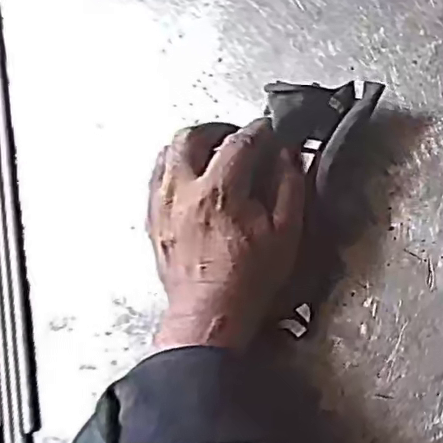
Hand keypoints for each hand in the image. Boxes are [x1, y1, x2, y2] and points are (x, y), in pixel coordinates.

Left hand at [147, 119, 304, 350]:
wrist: (211, 313)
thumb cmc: (248, 279)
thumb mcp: (286, 231)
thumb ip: (289, 187)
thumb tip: (288, 158)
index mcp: (221, 191)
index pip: (241, 141)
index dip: (261, 131)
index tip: (271, 131)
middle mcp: (184, 191)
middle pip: (192, 136)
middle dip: (220, 129)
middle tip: (241, 136)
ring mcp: (163, 204)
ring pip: (169, 152)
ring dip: (196, 145)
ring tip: (218, 153)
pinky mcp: (154, 218)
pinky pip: (159, 176)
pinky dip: (179, 166)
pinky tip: (198, 179)